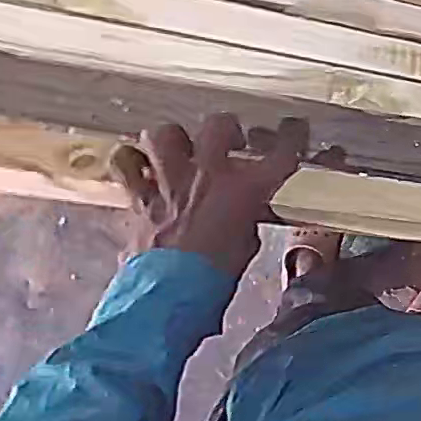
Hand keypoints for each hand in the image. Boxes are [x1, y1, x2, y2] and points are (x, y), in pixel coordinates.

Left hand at [111, 114, 308, 275]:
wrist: (170, 295)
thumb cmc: (217, 275)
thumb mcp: (248, 243)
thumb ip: (246, 218)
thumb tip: (243, 212)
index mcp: (246, 189)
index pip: (280, 153)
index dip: (292, 136)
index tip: (295, 128)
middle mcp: (208, 175)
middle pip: (219, 125)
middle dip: (227, 128)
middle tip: (229, 140)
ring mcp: (169, 182)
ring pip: (164, 134)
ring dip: (174, 139)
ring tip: (179, 148)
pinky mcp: (138, 197)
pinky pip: (125, 164)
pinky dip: (130, 160)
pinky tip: (139, 166)